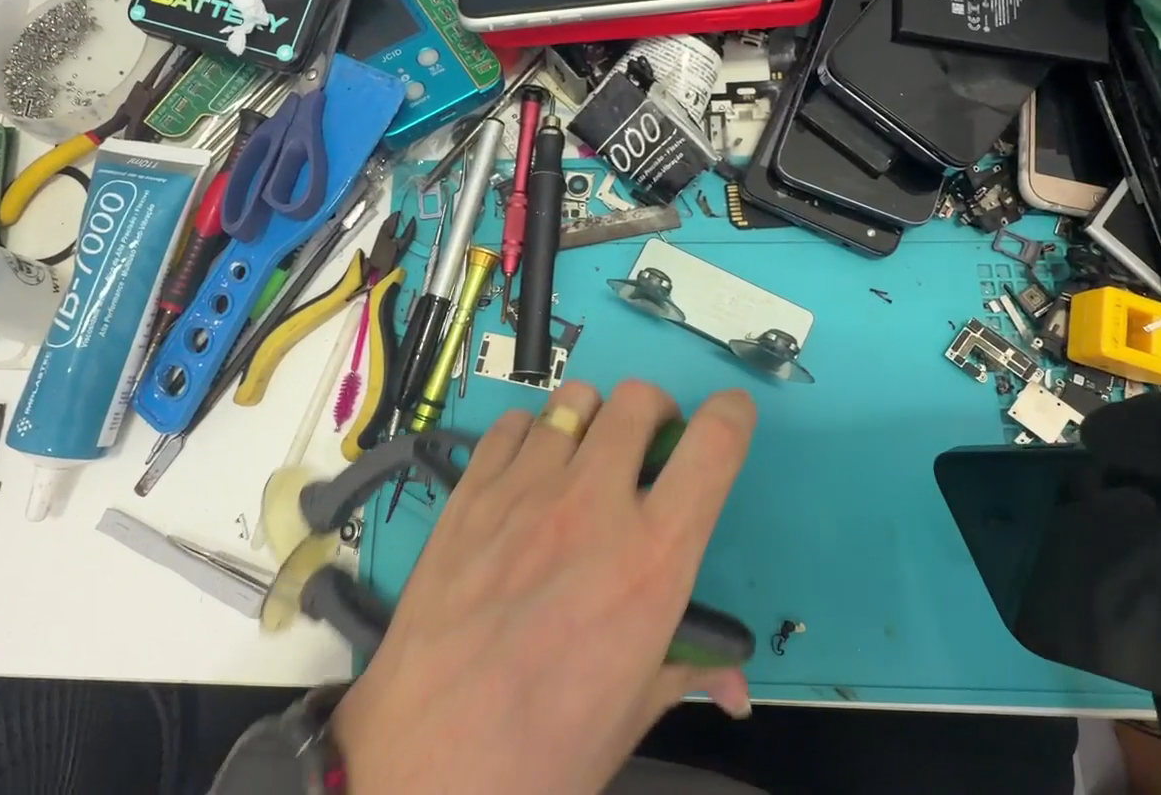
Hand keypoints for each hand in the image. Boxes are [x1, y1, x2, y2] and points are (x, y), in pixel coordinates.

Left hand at [332, 379, 756, 794]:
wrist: (429, 758)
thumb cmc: (546, 747)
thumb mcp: (635, 710)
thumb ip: (687, 668)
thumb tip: (730, 680)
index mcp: (653, 558)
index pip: (712, 448)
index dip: (731, 416)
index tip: (731, 415)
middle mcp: (592, 505)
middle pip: (636, 401)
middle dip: (653, 412)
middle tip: (646, 447)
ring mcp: (524, 491)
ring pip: (573, 401)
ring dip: (592, 419)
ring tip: (584, 456)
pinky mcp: (470, 493)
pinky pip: (511, 425)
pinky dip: (530, 434)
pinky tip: (526, 471)